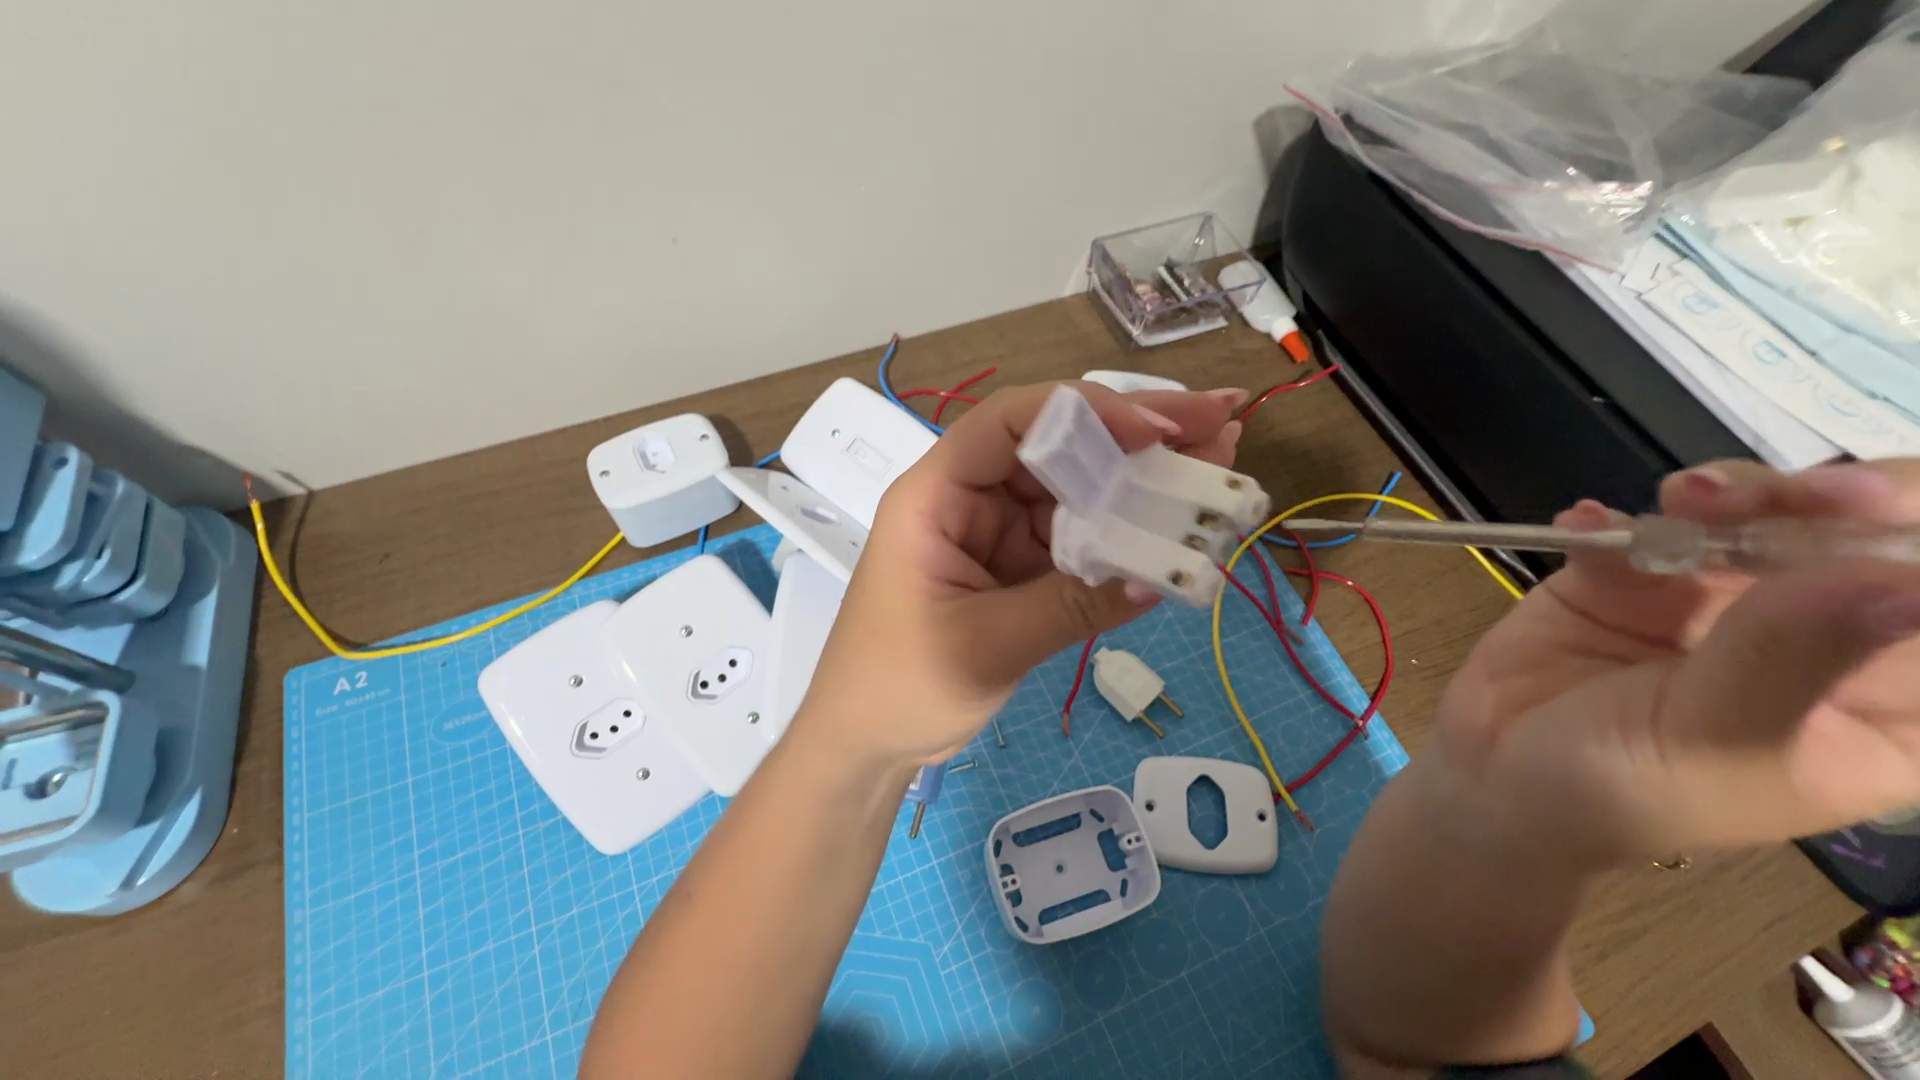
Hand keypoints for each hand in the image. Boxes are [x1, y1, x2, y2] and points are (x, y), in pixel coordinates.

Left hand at [790, 381, 1244, 768]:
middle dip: (1135, 433)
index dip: (1086, 413)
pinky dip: (1122, 532)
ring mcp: (993, 532)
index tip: (1158, 429)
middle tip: (1218, 420)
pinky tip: (1175, 525)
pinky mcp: (1014, 566)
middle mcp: (967, 499)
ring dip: (1139, 481)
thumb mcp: (988, 646)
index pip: (1010, 423)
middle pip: (1054, 447)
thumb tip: (1162, 576)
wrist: (864, 743)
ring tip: (1217, 464)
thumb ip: (1072, 606)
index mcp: (935, 495)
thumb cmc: (900, 688)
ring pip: (1073, 490)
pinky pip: (1074, 537)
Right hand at [1428, 460, 1919, 865]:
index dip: (1916, 550)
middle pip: (1865, 537)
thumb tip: (1906, 586)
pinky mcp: (1626, 578)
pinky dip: (1613, 517)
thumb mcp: (1708, 746)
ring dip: (1728, 492)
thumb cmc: (1612, 793)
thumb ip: (1787, 661)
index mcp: (1881, 705)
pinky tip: (1584, 529)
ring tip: (1681, 500)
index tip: (1867, 514)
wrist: (1486, 781)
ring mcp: (1713, 600)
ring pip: (1758, 512)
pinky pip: (1639, 523)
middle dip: (1833, 498)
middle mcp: (1810, 637)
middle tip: (1786, 495)